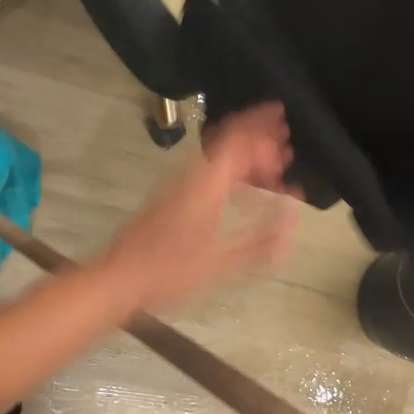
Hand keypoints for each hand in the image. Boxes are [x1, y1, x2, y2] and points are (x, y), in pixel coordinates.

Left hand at [93, 103, 299, 314]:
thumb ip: (261, 240)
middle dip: (259, 135)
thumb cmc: (169, 270)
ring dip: (244, 153)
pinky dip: (228, 169)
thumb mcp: (220, 261)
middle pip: (229, 138)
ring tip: (268, 164)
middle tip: (285, 139)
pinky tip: (238, 189)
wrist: (119, 277)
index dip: (266, 137)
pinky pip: (206, 169)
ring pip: (217, 154)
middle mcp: (192, 172)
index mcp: (206, 180)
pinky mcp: (169, 196)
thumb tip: (294, 217)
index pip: (240, 137)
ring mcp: (177, 182)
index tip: (286, 155)